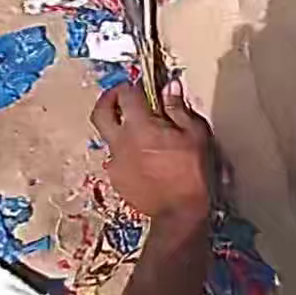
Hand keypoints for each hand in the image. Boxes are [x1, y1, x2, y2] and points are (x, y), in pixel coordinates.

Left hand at [90, 80, 214, 227]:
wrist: (179, 211)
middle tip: (123, 94)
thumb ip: (178, 109)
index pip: (127, 96)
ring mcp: (115, 162)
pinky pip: (117, 155)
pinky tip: (146, 156)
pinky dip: (127, 148)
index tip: (143, 83)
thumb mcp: (195, 133)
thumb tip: (169, 87)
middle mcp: (120, 142)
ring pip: (109, 136)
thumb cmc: (193, 169)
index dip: (133, 85)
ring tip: (144, 130)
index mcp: (140, 127)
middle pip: (100, 113)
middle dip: (109, 98)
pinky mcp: (115, 178)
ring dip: (121, 126)